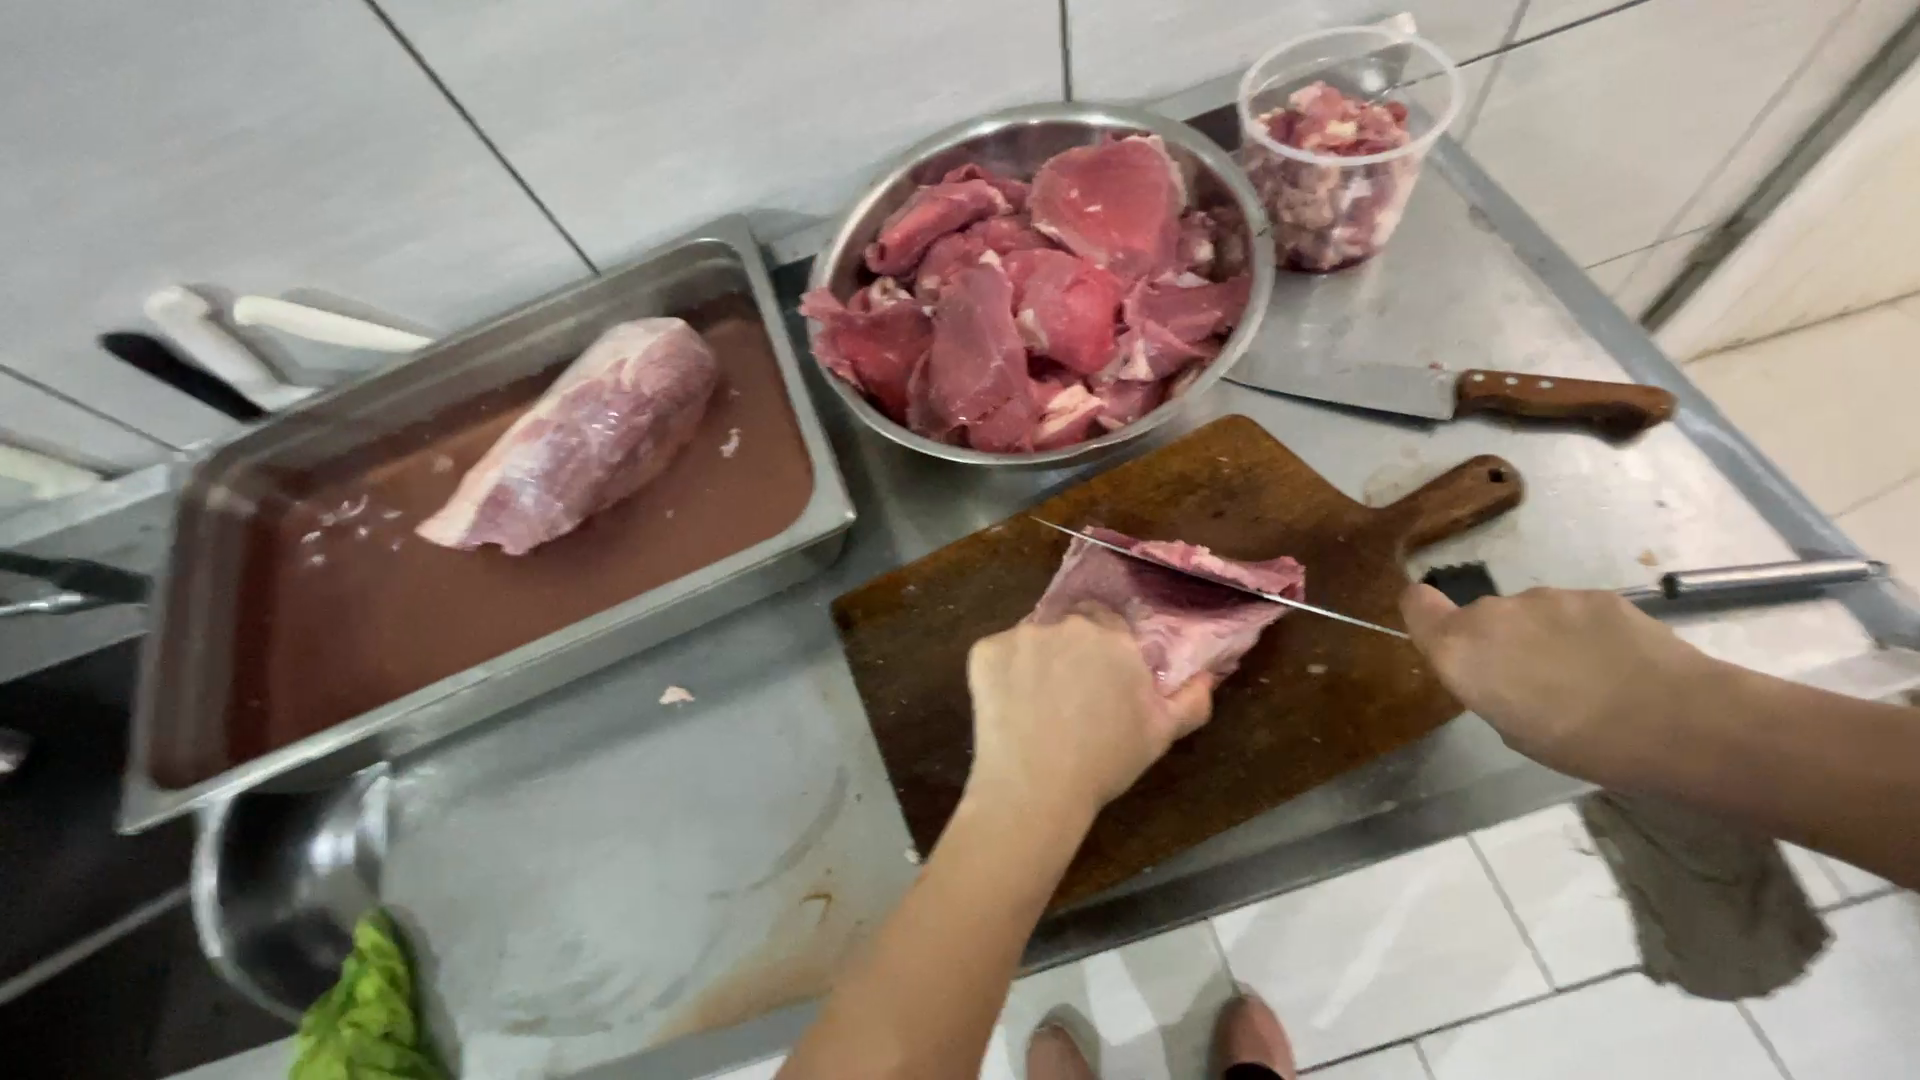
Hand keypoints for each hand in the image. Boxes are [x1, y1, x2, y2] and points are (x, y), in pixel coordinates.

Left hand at [965, 608, 1212, 821]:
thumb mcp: (1161, 735)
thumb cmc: (1104, 762)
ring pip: (1031, 638)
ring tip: (1035, 703)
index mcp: (1113, 637)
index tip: (1098, 677)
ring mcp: (1021, 635)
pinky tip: (1008, 707)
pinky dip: (1000, 673)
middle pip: (1068, 624)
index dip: (1103, 649)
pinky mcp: (984, 651)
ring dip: (1034, 659)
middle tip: (1067, 692)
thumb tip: (1208, 676)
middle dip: (1069, 649)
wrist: (1035, 789)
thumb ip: (1191, 699)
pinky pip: (995, 654)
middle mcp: (1067, 624)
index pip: (1108, 622)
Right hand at [1399, 584, 1719, 783]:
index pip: (1414, 603)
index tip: (1444, 639)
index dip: (1424, 615)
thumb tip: (1499, 668)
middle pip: (1478, 617)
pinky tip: (1619, 665)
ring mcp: (1545, 599)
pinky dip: (1586, 634)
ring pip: (1529, 615)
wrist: (1680, 723)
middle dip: (1498, 642)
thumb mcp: (1509, 727)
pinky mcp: (1595, 595)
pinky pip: (1573, 613)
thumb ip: (1487, 684)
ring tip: (1587, 678)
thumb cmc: (1579, 744)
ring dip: (1544, 638)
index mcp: (1458, 650)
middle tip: (1535, 682)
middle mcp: (1491, 614)